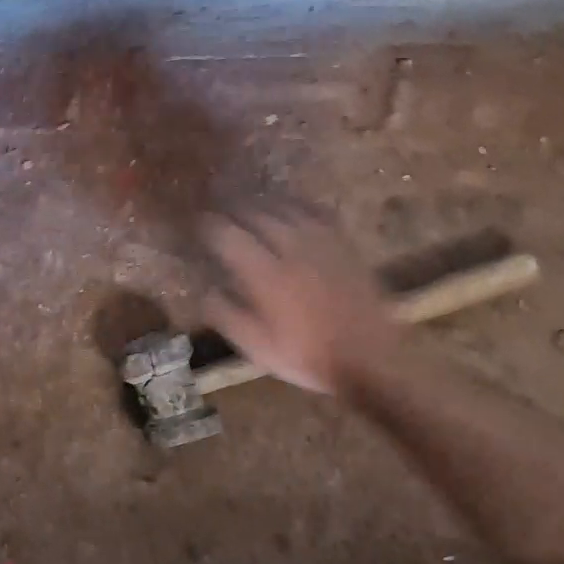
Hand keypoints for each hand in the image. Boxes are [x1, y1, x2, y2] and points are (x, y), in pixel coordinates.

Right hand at [200, 210, 399, 394]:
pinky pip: (320, 214)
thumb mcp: (255, 346)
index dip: (210, 226)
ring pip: (289, 209)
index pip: (231, 237)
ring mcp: (324, 246)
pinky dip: (299, 205)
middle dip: (234, 209)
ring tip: (249, 202)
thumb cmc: (305, 357)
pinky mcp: (346, 247)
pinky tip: (292, 207)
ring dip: (265, 202)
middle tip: (218, 209)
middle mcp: (294, 251)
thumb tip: (205, 291)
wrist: (367, 360)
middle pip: (259, 215)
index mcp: (267, 276)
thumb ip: (226, 315)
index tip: (196, 222)